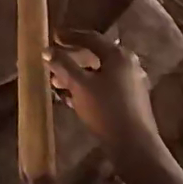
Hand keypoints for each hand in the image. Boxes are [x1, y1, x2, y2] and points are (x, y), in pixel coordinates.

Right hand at [50, 30, 162, 164]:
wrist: (135, 147)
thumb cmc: (106, 110)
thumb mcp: (80, 85)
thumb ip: (63, 65)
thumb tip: (47, 50)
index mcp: (118, 55)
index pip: (91, 38)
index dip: (70, 36)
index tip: (53, 36)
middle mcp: (128, 64)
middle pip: (95, 55)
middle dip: (72, 59)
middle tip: (53, 60)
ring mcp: (131, 83)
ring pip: (99, 72)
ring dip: (78, 75)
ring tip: (57, 83)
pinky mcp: (131, 100)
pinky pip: (105, 85)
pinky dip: (89, 87)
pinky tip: (73, 98)